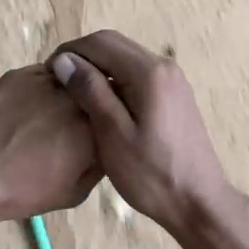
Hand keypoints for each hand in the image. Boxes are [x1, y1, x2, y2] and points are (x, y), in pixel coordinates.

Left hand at [0, 64, 101, 223]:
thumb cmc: (27, 191)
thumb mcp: (77, 191)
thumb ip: (100, 162)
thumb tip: (108, 142)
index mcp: (96, 127)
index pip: (119, 109)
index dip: (114, 114)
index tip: (106, 123)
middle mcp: (77, 97)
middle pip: (97, 85)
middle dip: (94, 96)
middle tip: (79, 114)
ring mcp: (48, 81)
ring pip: (71, 74)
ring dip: (70, 86)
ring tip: (53, 107)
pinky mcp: (21, 74)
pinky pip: (44, 73)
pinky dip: (43, 85)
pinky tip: (30, 103)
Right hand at [50, 30, 228, 239]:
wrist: (200, 205)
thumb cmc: (153, 175)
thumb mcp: (113, 135)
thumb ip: (90, 92)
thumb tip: (64, 60)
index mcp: (149, 73)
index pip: (100, 43)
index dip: (69, 52)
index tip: (48, 73)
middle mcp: (163, 66)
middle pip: (113, 43)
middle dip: (81, 56)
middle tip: (57, 81)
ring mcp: (171, 79)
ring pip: (124, 56)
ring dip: (96, 66)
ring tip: (74, 92)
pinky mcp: (173, 94)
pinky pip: (135, 72)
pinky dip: (112, 78)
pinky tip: (100, 103)